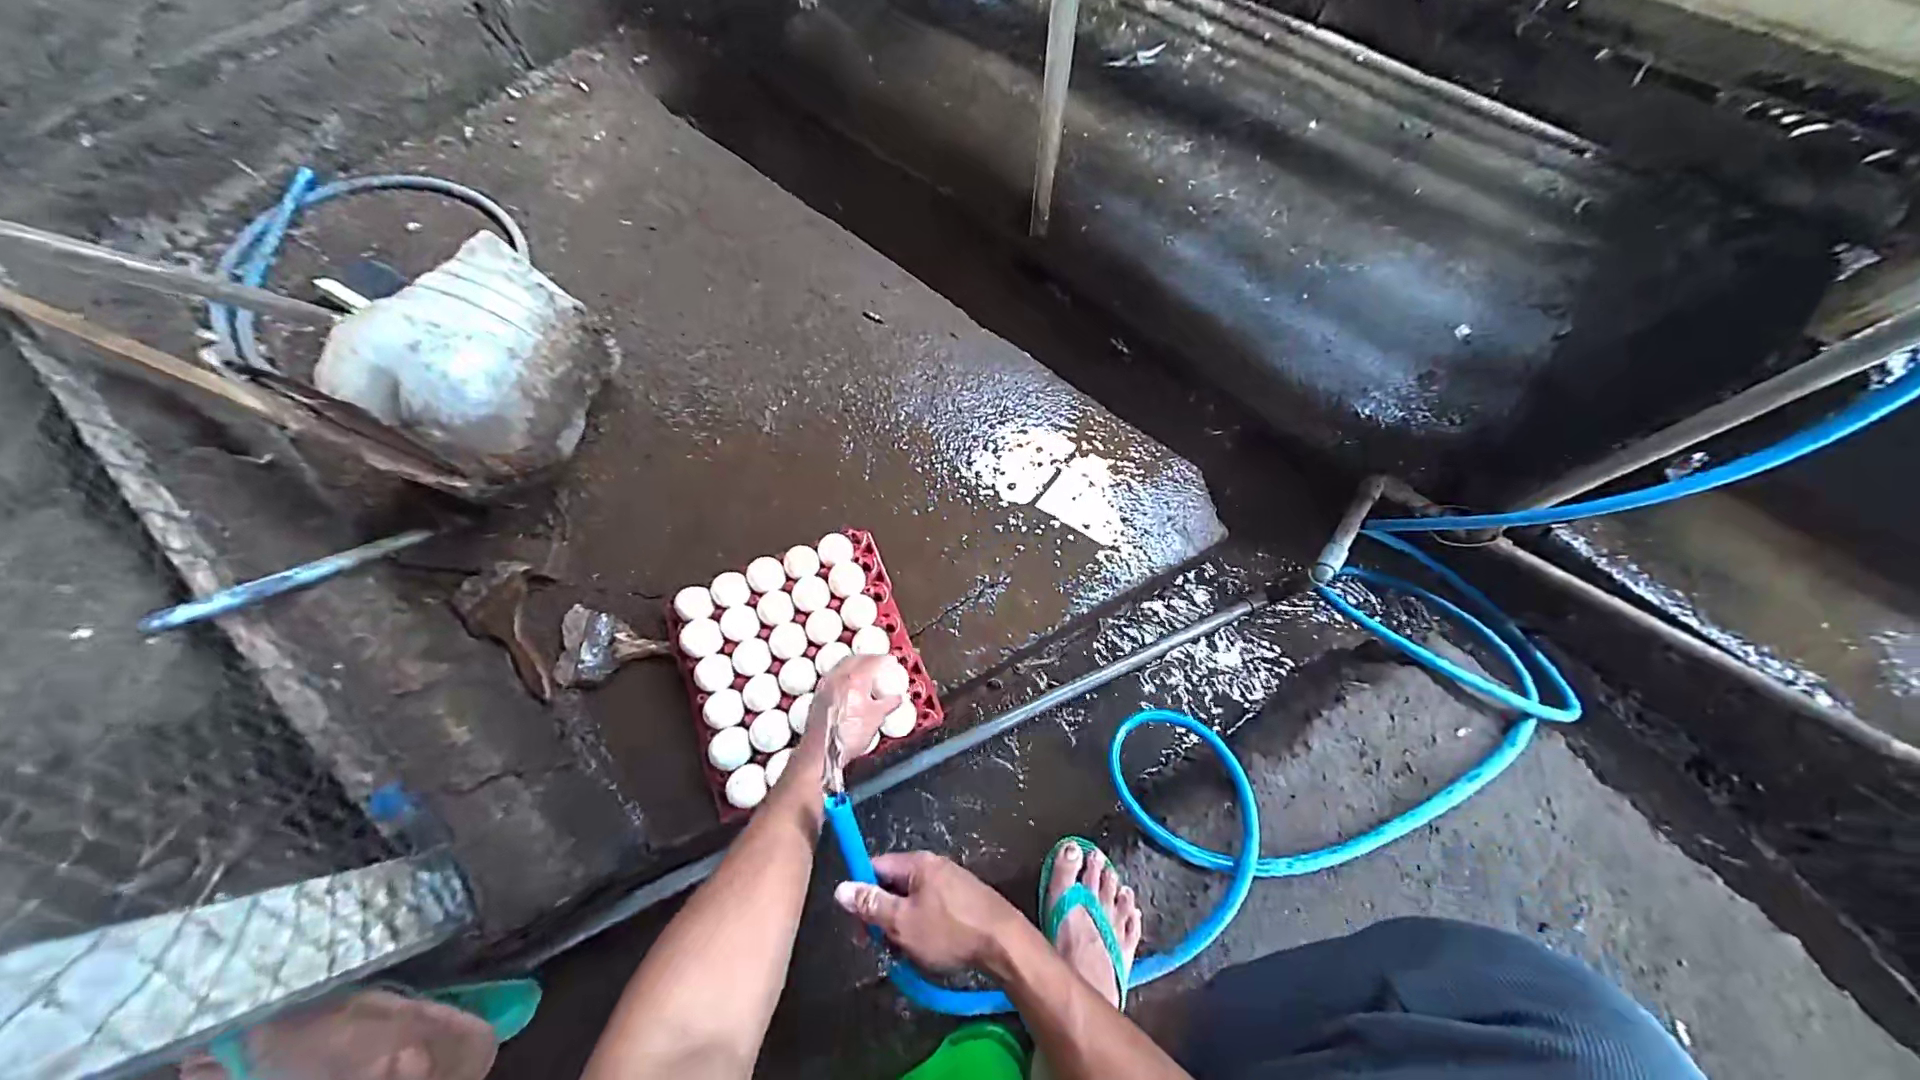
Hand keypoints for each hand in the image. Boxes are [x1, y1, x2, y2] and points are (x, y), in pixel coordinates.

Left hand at [806, 654, 901, 763]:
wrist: (820, 753)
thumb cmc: (847, 737)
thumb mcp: (875, 719)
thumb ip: (889, 704)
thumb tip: (897, 698)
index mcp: (854, 680)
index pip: (872, 661)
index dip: (884, 659)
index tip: (891, 661)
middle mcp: (837, 678)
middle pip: (855, 659)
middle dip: (869, 658)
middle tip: (879, 663)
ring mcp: (825, 685)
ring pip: (842, 666)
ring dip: (855, 664)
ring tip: (865, 672)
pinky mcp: (818, 695)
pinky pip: (833, 676)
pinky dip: (844, 674)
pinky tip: (849, 685)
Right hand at [833, 852, 1025, 972]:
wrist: (1003, 942)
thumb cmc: (949, 931)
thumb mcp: (902, 923)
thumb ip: (871, 905)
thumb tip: (841, 888)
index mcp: (917, 863)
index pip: (876, 867)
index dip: (862, 893)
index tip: (859, 923)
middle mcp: (933, 865)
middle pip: (894, 885)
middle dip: (884, 915)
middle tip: (884, 945)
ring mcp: (951, 882)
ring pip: (912, 902)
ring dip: (903, 927)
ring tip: (908, 953)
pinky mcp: (963, 900)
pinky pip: (931, 910)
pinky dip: (923, 929)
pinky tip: (928, 951)